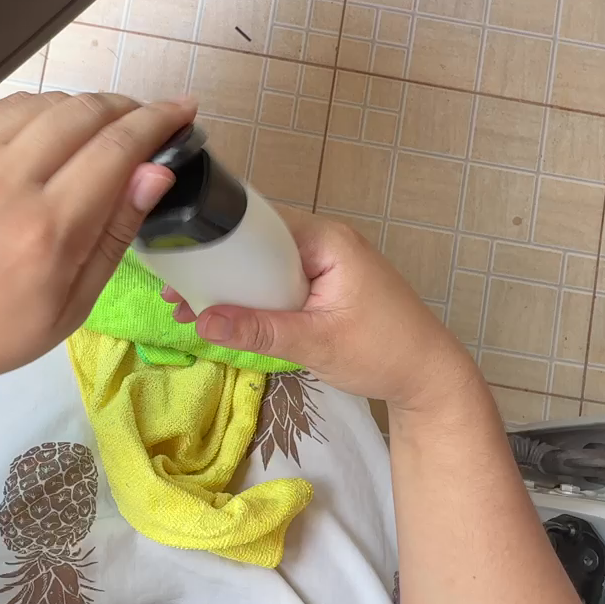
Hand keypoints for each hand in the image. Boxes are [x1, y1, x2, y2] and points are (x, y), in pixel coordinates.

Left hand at [0, 91, 190, 403]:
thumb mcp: (72, 304)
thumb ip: (115, 233)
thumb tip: (155, 173)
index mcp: (46, 229)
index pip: (117, 148)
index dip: (157, 122)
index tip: (182, 112)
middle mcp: (6, 182)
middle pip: (84, 112)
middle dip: (127, 108)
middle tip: (146, 122)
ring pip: (44, 102)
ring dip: (84, 107)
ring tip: (101, 131)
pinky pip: (3, 109)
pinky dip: (39, 111)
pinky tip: (50, 132)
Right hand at [164, 207, 483, 413]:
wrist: (429, 377)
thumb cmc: (381, 353)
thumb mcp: (315, 344)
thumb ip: (258, 330)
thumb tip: (202, 322)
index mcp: (327, 240)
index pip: (259, 226)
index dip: (217, 246)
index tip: (179, 270)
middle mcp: (326, 240)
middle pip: (258, 244)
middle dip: (217, 269)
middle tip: (175, 294)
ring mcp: (327, 261)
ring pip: (266, 265)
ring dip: (233, 286)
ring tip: (189, 307)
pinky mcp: (326, 283)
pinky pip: (280, 280)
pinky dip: (254, 296)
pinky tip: (227, 314)